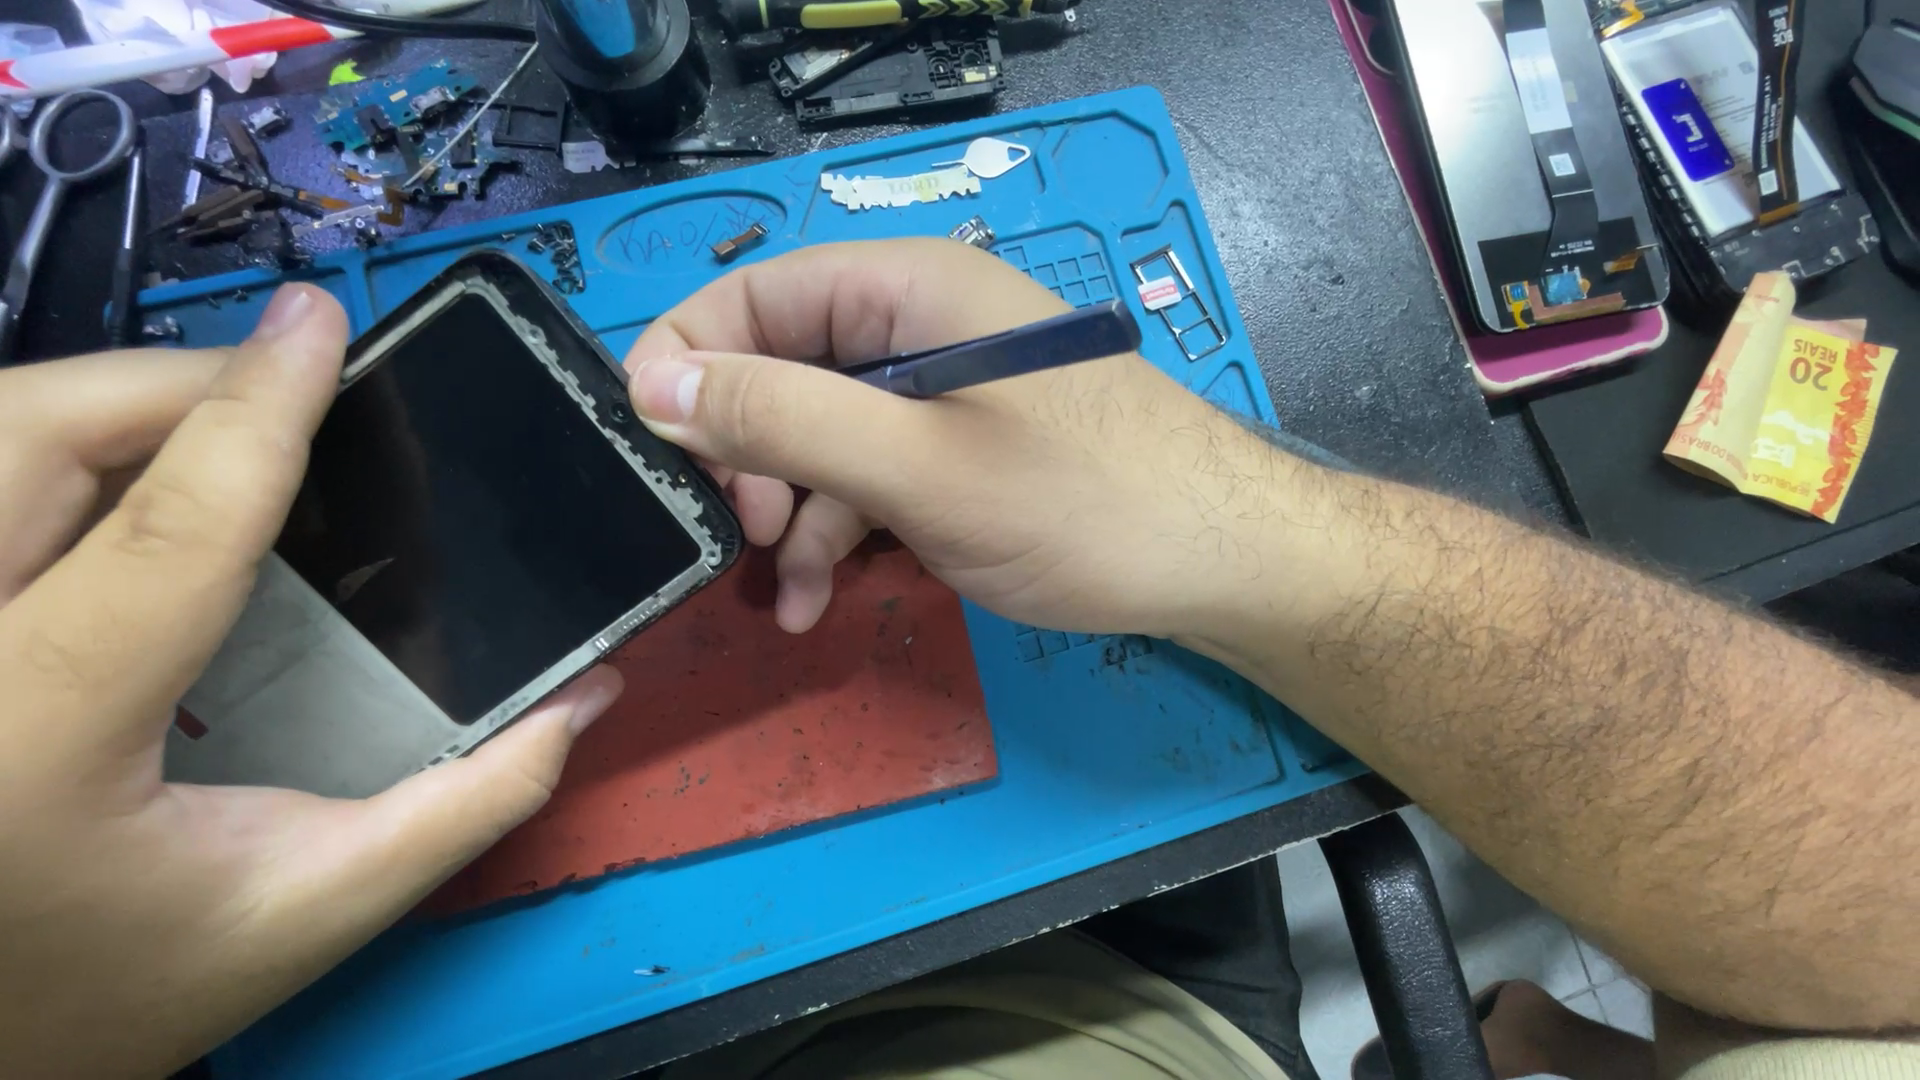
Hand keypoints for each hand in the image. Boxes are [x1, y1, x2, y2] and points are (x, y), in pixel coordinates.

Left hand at [0, 287, 621, 1078]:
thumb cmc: (117, 987)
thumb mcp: (323, 904)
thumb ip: (475, 798)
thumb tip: (591, 693)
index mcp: (30, 739)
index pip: (170, 530)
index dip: (258, 410)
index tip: (321, 321)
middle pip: (24, 443)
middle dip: (169, 385)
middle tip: (288, 388)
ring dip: (111, 408)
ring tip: (230, 427)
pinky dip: (59, 451)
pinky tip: (142, 482)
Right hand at [625, 238, 1288, 639]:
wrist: (1210, 561)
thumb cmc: (1076, 503)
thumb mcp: (916, 466)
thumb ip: (787, 418)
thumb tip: (656, 383)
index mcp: (906, 290)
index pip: (756, 295)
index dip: (689, 362)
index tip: (649, 449)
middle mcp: (917, 328)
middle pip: (786, 372)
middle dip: (749, 459)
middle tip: (739, 534)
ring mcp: (939, 395)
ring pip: (825, 439)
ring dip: (792, 516)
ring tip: (787, 597)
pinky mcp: (958, 453)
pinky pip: (871, 478)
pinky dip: (841, 531)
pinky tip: (824, 593)